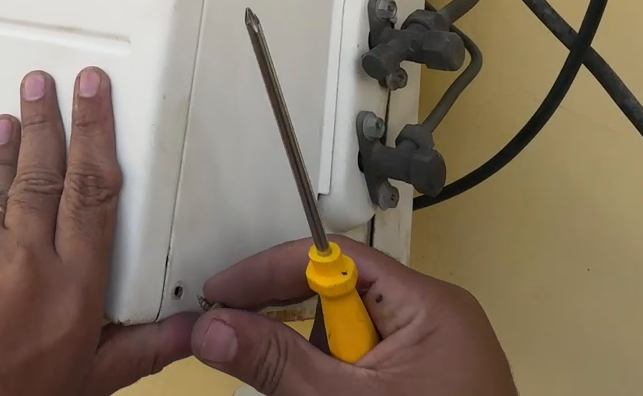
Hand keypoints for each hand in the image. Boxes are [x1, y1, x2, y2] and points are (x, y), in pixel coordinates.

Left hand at [0, 68, 194, 395]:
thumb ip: (135, 350)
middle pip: (44, 171)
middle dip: (48, 119)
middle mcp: (25, 260)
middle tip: (46, 80)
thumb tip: (188, 329)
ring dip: (6, 147)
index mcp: (70, 291)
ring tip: (11, 116)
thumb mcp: (79, 386)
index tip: (95, 91)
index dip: (97, 132)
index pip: (92, 191)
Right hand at [192, 238, 514, 394]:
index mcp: (428, 305)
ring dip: (305, 357)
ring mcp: (433, 353)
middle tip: (227, 331)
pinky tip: (313, 393)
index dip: (269, 270)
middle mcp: (434, 318)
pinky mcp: (425, 382)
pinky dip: (329, 377)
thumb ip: (276, 361)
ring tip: (282, 385)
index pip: (332, 259)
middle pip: (335, 292)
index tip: (218, 292)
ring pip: (343, 331)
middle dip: (281, 316)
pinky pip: (363, 360)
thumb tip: (208, 327)